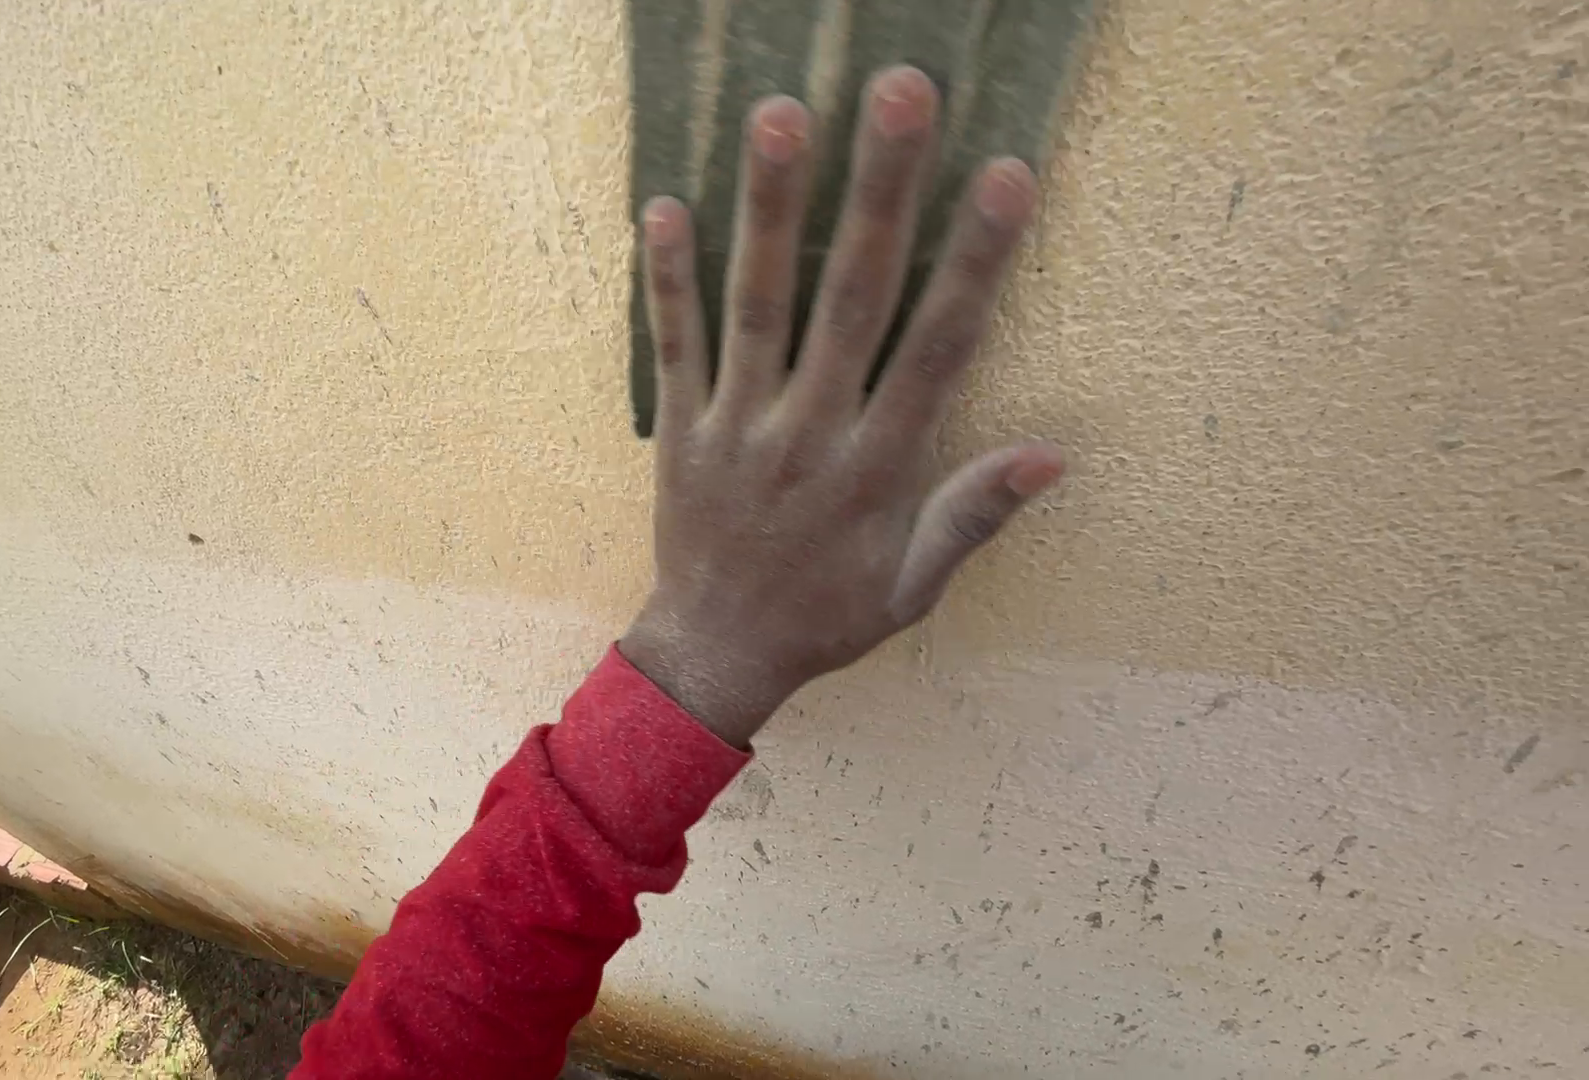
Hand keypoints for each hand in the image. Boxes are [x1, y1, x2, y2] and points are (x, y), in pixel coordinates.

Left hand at [618, 67, 1063, 748]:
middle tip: (898, 94)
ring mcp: (736, 429)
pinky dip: (667, 283)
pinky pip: (674, 349)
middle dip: (879, 198)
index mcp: (874, 472)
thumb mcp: (908, 590)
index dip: (974, 264)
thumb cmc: (820, 621)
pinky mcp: (680, 434)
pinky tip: (661, 210)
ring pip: (756, 310)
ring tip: (780, 118)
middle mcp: (806, 436)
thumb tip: (1051, 456)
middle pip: (850, 304)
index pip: (936, 352)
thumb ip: (970, 518)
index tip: (1006, 176)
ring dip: (768, 214)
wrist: (716, 652)